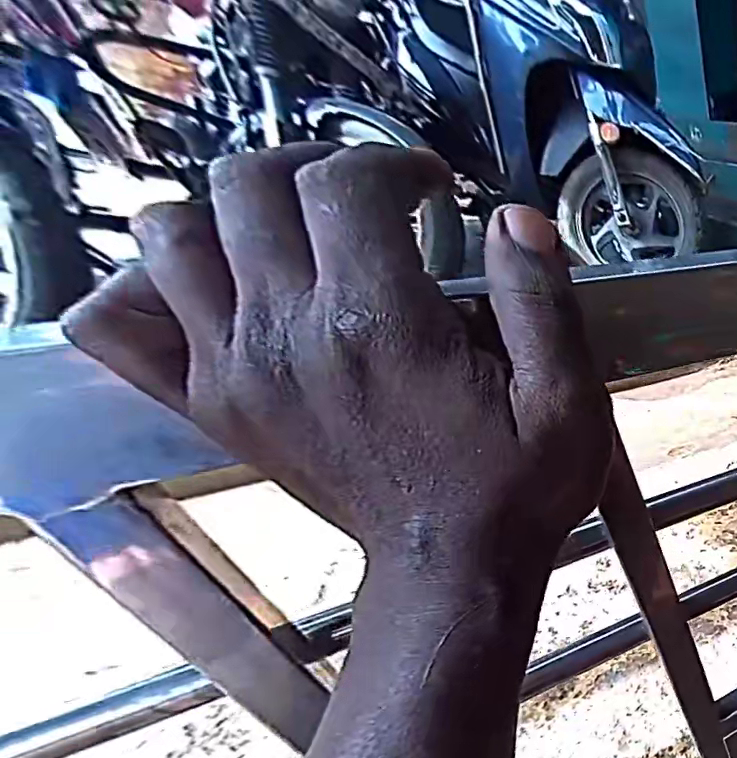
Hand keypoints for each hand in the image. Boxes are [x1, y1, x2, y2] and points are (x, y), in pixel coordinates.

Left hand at [62, 143, 612, 584]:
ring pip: (170, 233)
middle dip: (315, 168)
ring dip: (234, 210)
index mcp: (382, 323)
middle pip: (250, 188)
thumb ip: (543, 307)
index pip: (348, 185)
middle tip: (375, 196)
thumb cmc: (523, 485)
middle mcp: (289, 330)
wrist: (458, 563)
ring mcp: (234, 369)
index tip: (434, 184)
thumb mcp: (569, 402)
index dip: (393, 162)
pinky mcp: (214, 406)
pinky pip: (114, 321)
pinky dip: (143, 283)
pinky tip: (209, 288)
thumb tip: (519, 222)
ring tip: (304, 233)